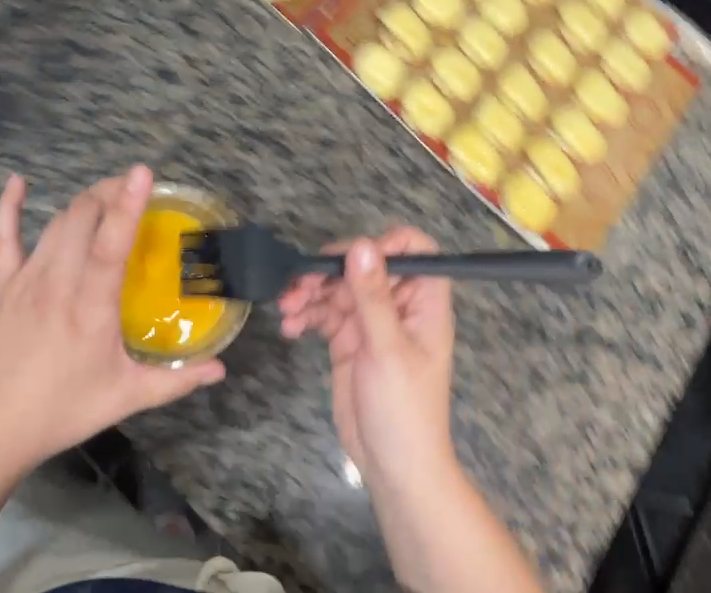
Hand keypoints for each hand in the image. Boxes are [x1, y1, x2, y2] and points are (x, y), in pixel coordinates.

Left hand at [0, 165, 225, 469]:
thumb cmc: (64, 411)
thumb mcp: (127, 398)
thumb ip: (176, 381)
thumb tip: (221, 368)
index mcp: (90, 310)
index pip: (109, 246)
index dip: (126, 206)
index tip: (142, 173)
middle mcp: (56, 285)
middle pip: (81, 219)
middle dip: (109, 192)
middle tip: (135, 188)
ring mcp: (26, 282)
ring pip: (55, 224)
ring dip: (83, 202)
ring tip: (108, 194)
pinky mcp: (4, 287)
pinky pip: (4, 238)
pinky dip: (10, 207)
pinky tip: (18, 183)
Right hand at [277, 227, 456, 488]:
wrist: (393, 466)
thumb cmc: (404, 407)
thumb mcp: (387, 348)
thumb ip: (372, 295)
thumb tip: (361, 244)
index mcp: (423, 302)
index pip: (414, 251)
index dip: (386, 245)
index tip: (353, 259)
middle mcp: (398, 306)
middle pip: (363, 267)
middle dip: (330, 272)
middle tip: (299, 285)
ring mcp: (371, 324)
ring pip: (339, 289)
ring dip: (310, 293)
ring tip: (287, 309)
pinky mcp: (348, 341)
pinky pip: (325, 314)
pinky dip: (306, 315)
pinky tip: (290, 328)